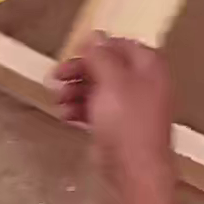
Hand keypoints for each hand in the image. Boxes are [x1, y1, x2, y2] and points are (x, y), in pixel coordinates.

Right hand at [49, 33, 176, 192]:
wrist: (131, 168)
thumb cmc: (125, 121)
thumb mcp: (111, 81)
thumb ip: (101, 57)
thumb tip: (94, 36)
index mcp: (147, 68)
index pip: (120, 45)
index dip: (96, 48)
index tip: (72, 54)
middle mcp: (141, 84)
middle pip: (105, 67)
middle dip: (79, 72)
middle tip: (56, 78)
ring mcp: (128, 106)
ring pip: (96, 89)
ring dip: (74, 91)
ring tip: (58, 101)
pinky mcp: (115, 126)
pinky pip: (94, 109)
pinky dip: (78, 109)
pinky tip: (66, 116)